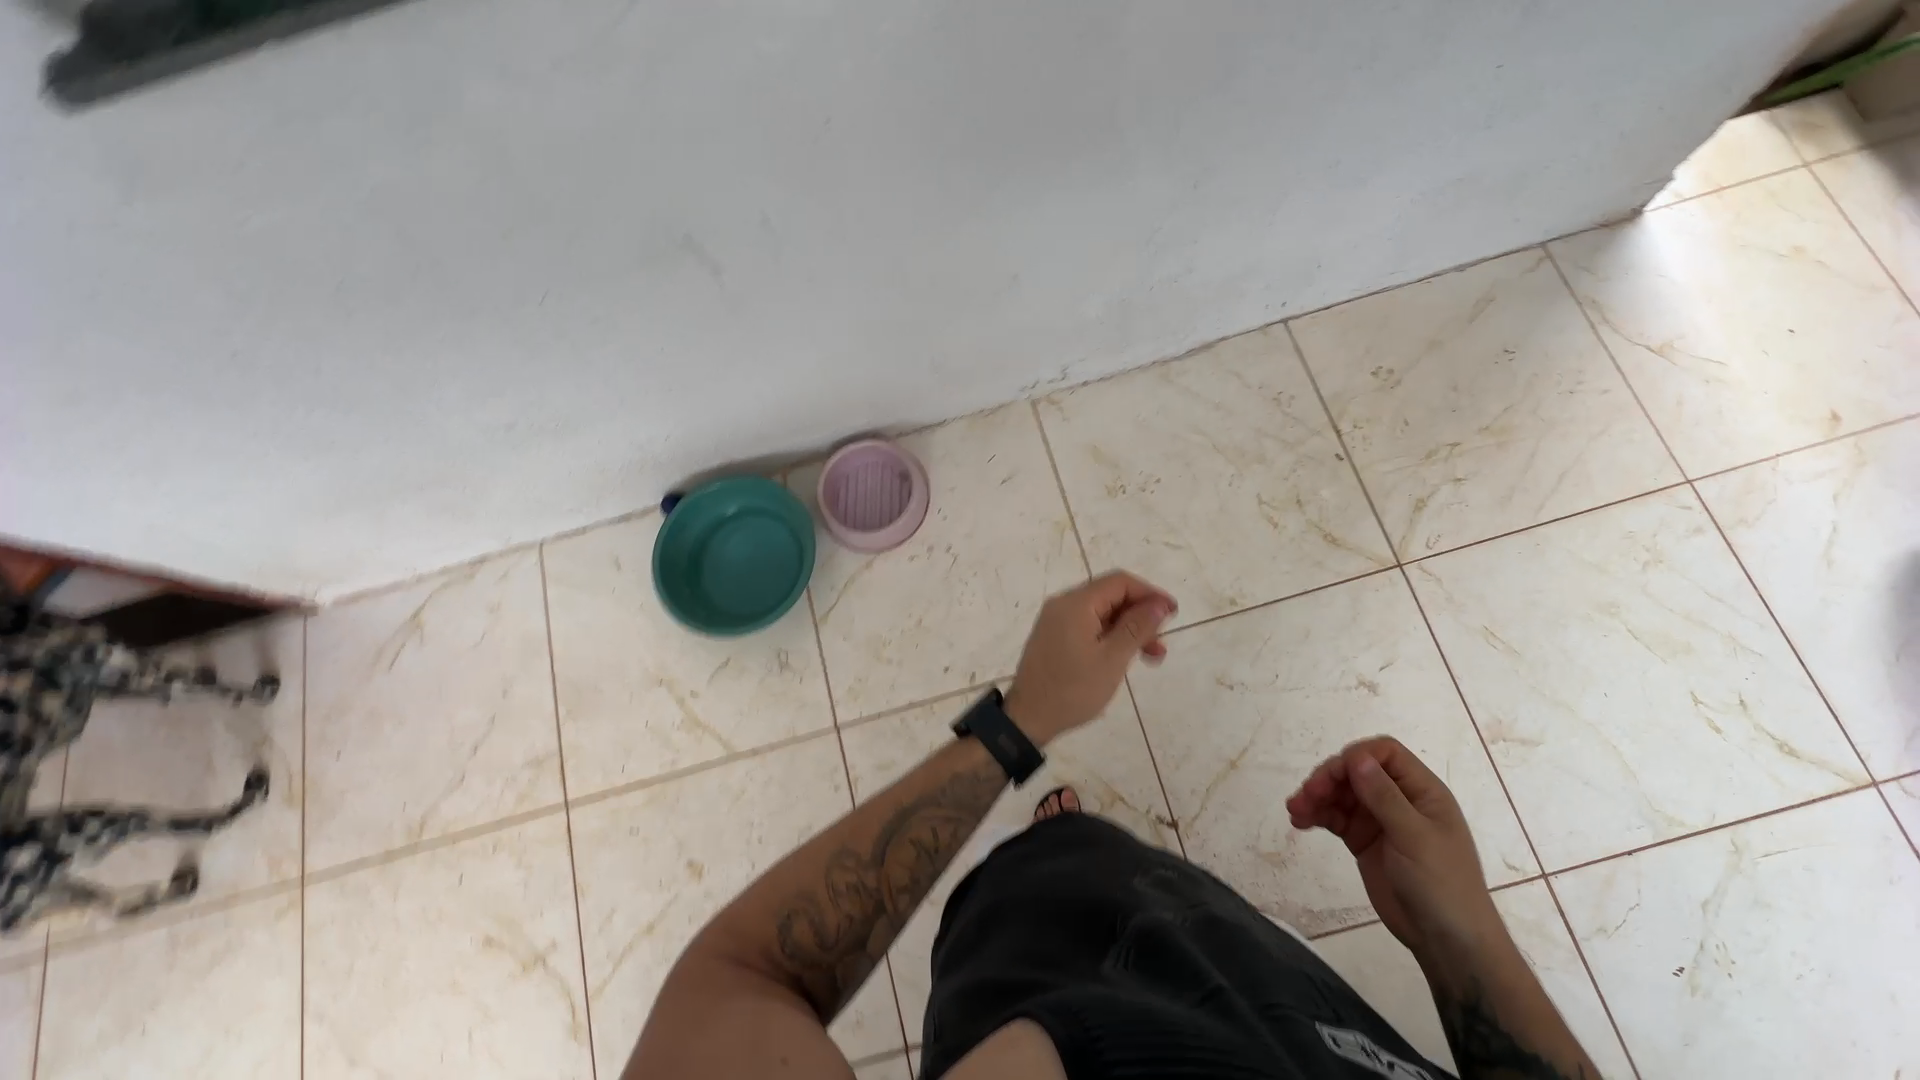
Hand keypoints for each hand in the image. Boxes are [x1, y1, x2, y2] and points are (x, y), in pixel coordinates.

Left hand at [1003, 571, 1175, 745]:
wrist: (1028, 718)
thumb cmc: (1073, 690)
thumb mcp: (1112, 659)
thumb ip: (1137, 627)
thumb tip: (1160, 604)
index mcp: (1076, 604)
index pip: (1120, 582)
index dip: (1150, 594)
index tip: (1173, 614)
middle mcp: (1063, 604)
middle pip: (1111, 596)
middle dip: (1141, 615)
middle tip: (1161, 643)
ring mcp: (1056, 621)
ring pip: (1102, 613)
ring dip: (1129, 629)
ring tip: (1152, 657)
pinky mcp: (1054, 637)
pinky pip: (1088, 626)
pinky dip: (1110, 636)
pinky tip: (1124, 657)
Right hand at [1286, 737, 1501, 960]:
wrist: (1446, 941)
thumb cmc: (1441, 884)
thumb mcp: (1414, 837)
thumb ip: (1384, 797)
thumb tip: (1356, 758)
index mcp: (1422, 792)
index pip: (1386, 754)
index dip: (1357, 756)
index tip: (1335, 775)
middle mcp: (1399, 800)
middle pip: (1357, 771)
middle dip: (1329, 778)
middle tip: (1307, 795)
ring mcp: (1380, 821)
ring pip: (1341, 793)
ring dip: (1316, 796)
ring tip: (1295, 811)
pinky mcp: (1363, 841)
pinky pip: (1334, 818)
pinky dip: (1316, 815)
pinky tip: (1299, 821)